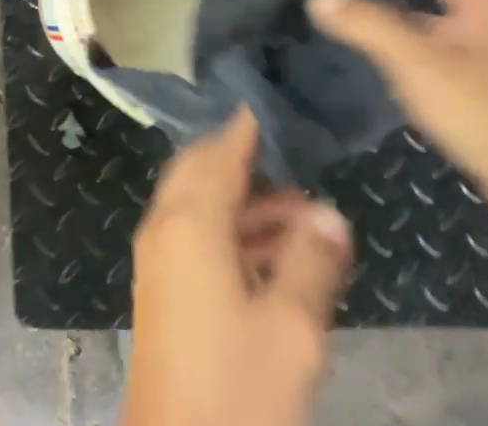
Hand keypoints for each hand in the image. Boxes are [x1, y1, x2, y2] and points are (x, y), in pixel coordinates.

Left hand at [125, 108, 350, 425]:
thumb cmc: (240, 386)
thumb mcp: (292, 325)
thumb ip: (310, 261)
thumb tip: (329, 213)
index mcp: (190, 225)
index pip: (217, 155)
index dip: (245, 129)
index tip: (272, 100)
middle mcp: (164, 228)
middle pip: (199, 172)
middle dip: (244, 161)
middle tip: (296, 156)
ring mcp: (158, 257)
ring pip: (198, 206)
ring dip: (244, 202)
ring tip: (306, 215)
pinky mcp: (162, 285)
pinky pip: (194, 236)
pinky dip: (230, 231)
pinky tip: (277, 253)